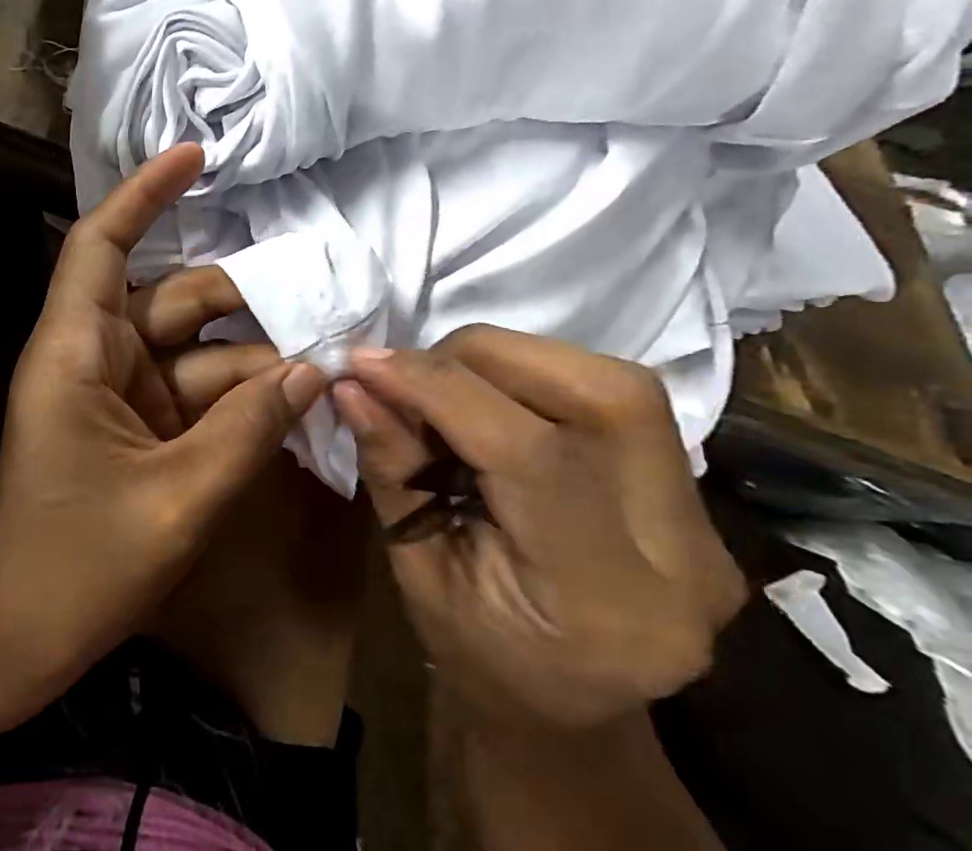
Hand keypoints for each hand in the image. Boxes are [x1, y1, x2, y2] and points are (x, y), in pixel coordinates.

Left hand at [0, 144, 325, 718]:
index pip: (100, 246)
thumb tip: (312, 370)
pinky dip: (235, 397)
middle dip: (246, 301)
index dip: (143, 194)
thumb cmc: (83, 562)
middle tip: (332, 302)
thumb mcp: (179, 495)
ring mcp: (110, 394)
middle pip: (171, 300)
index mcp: (74, 353)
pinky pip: (188, 392)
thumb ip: (249, 429)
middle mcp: (89, 358)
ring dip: (253, 357)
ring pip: (189, 350)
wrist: (27, 628)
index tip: (197, 154)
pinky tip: (296, 403)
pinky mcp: (128, 427)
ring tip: (334, 360)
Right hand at [333, 325, 746, 727]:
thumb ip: (392, 472)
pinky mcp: (697, 497)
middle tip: (406, 369)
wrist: (565, 702)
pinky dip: (536, 378)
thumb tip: (353, 386)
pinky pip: (620, 402)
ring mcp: (708, 524)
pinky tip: (489, 400)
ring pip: (621, 385)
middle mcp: (684, 554)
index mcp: (601, 601)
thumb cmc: (472, 652)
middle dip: (482, 358)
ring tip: (443, 381)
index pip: (530, 455)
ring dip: (511, 359)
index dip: (438, 390)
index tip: (363, 363)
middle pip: (604, 398)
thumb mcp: (413, 569)